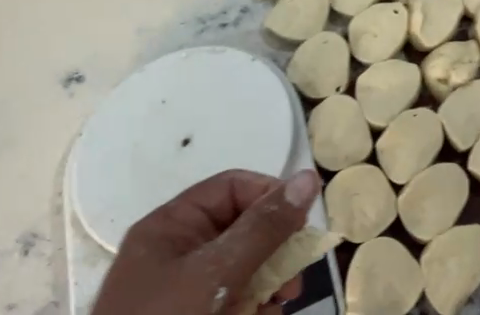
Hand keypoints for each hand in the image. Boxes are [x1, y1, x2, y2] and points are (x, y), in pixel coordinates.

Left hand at [93, 168, 319, 314]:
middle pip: (242, 228)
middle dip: (274, 252)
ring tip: (278, 307)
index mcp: (171, 227)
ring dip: (268, 285)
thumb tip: (309, 178)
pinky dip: (253, 309)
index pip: (233, 187)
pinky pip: (233, 302)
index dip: (271, 198)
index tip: (301, 226)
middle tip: (293, 280)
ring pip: (243, 269)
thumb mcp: (215, 278)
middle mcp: (176, 253)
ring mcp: (182, 293)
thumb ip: (264, 228)